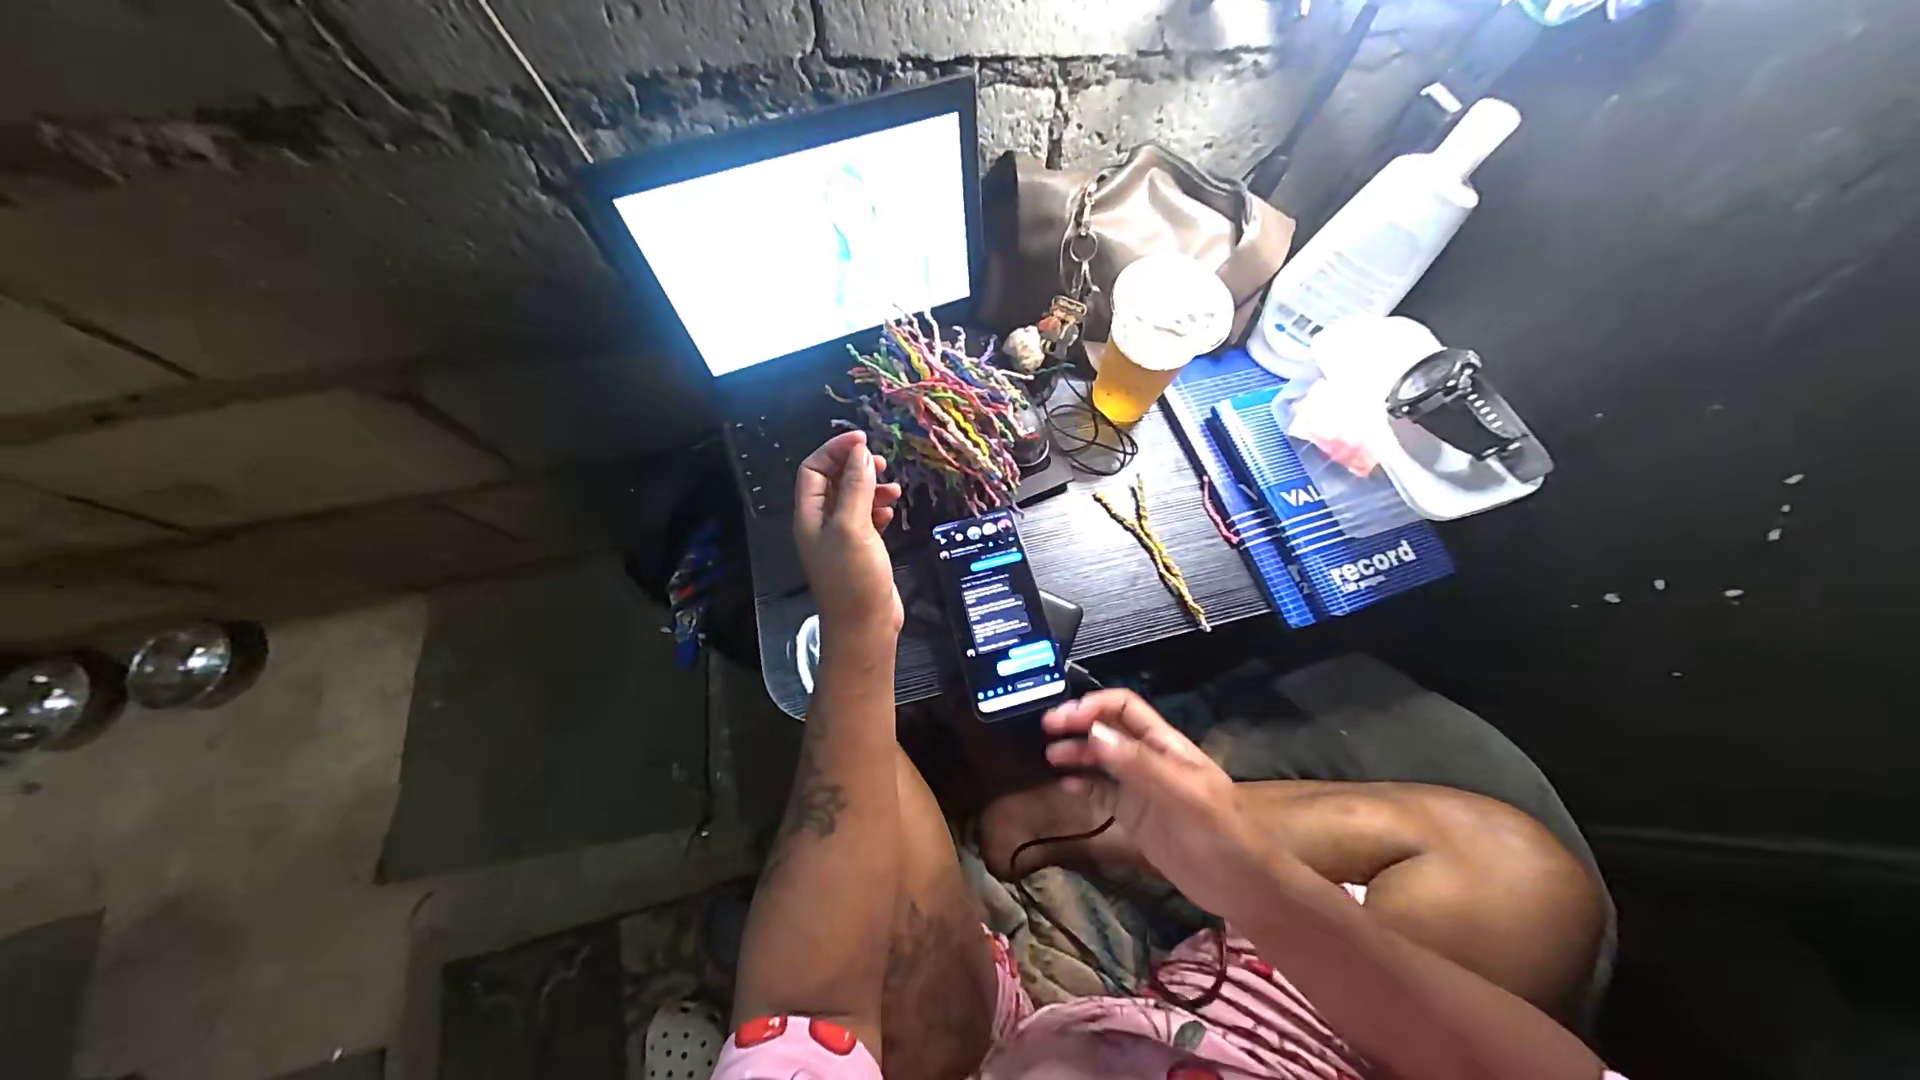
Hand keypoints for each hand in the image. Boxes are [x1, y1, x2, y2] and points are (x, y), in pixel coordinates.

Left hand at [794, 431, 904, 632]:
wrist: (864, 626)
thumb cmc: (853, 577)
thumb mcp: (853, 527)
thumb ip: (856, 487)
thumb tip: (860, 453)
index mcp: (809, 515)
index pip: (814, 469)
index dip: (834, 450)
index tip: (863, 440)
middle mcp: (821, 524)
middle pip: (834, 482)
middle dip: (856, 467)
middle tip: (883, 463)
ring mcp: (841, 538)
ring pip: (854, 499)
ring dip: (872, 488)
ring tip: (894, 490)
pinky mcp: (860, 550)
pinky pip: (867, 518)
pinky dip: (878, 509)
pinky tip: (891, 512)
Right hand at [1042, 689, 1267, 917]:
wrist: (1242, 889)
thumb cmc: (1221, 835)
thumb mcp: (1185, 795)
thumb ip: (1140, 763)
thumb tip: (1094, 734)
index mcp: (1165, 744)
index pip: (1124, 707)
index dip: (1094, 705)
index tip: (1066, 718)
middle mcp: (1148, 758)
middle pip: (1107, 728)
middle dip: (1078, 723)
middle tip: (1047, 729)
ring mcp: (1139, 787)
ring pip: (1100, 758)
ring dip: (1076, 752)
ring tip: (1051, 757)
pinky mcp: (1133, 814)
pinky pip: (1101, 791)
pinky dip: (1082, 784)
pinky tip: (1066, 786)